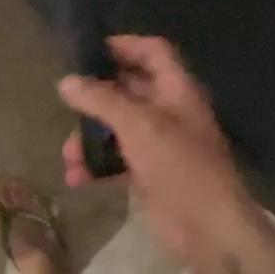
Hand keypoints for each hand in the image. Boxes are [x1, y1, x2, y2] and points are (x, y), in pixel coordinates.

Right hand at [58, 36, 255, 264]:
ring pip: (117, 128)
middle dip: (95, 99)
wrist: (208, 228)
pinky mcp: (149, 175)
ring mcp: (159, 144)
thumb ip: (101, 100)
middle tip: (67, 104)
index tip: (89, 50)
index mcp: (177, 90)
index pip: (153, 52)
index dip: (125, 45)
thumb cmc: (179, 164)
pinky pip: (116, 160)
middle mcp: (169, 111)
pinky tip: (77, 178)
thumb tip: (66, 81)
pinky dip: (97, 166)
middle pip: (128, 90)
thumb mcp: (138, 125)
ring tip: (68, 156)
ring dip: (89, 139)